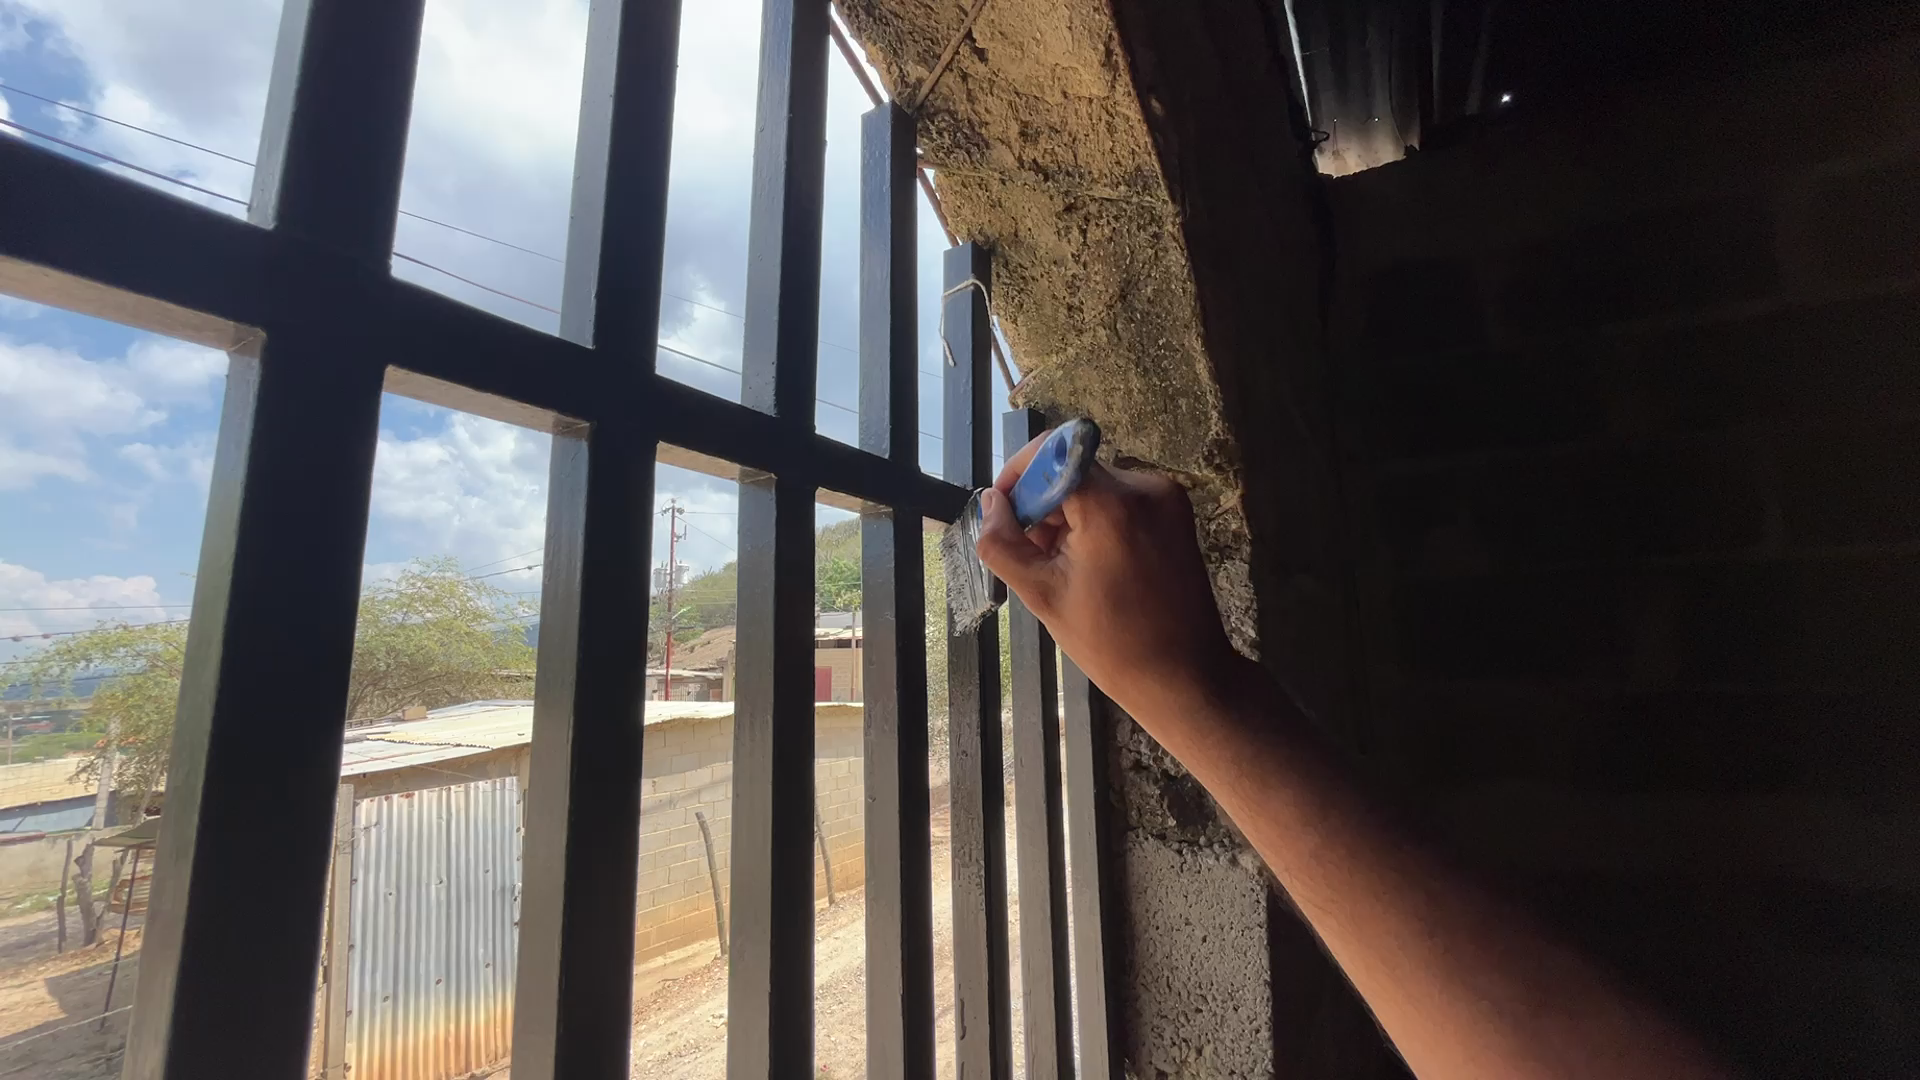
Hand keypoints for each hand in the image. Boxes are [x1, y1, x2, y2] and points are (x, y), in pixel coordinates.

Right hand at [975, 429, 1246, 723]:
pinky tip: (1093, 563)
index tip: (1005, 512)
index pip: (1051, 452)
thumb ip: (1003, 542)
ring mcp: (1166, 497)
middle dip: (1043, 504)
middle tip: (1034, 555)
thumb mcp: (1041, 593)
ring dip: (1068, 514)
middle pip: (1073, 469)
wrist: (1183, 675)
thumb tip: (990, 502)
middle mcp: (1144, 486)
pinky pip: (1120, 498)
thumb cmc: (1110, 642)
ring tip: (1066, 567)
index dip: (1018, 474)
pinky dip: (1096, 519)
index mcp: (1112, 504)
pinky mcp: (1176, 511)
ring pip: (1095, 484)